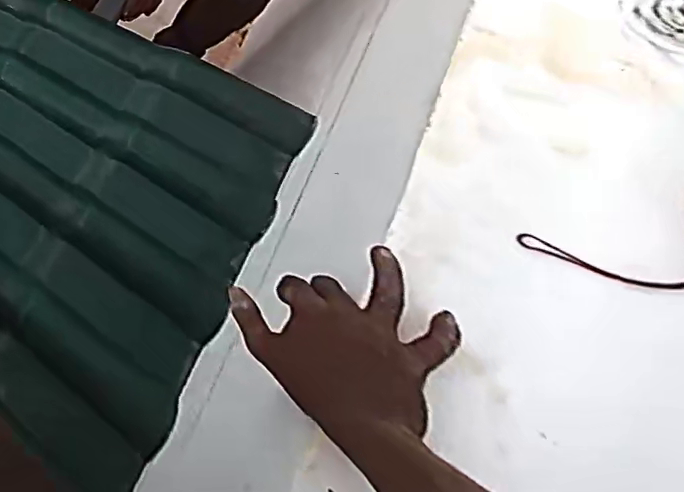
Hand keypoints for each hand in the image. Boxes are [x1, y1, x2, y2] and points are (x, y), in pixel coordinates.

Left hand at [113, 0, 174, 20]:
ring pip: (150, 4)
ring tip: (131, 16)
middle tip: (124, 17)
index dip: (130, 7)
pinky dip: (151, 8)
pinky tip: (146, 12)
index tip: (123, 14)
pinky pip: (157, 1)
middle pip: (142, 4)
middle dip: (133, 13)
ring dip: (141, 12)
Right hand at [230, 247, 460, 455]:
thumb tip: (236, 295)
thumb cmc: (317, 391)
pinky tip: (447, 318)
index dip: (288, 290)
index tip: (285, 297)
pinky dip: (444, 331)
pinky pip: (434, 343)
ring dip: (387, 272)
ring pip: (387, 295)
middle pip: (332, 288)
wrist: (365, 428)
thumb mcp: (268, 353)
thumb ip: (249, 319)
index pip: (296, 287)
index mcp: (312, 312)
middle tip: (318, 292)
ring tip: (384, 256)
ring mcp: (382, 335)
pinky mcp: (410, 359)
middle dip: (323, 287)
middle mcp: (347, 315)